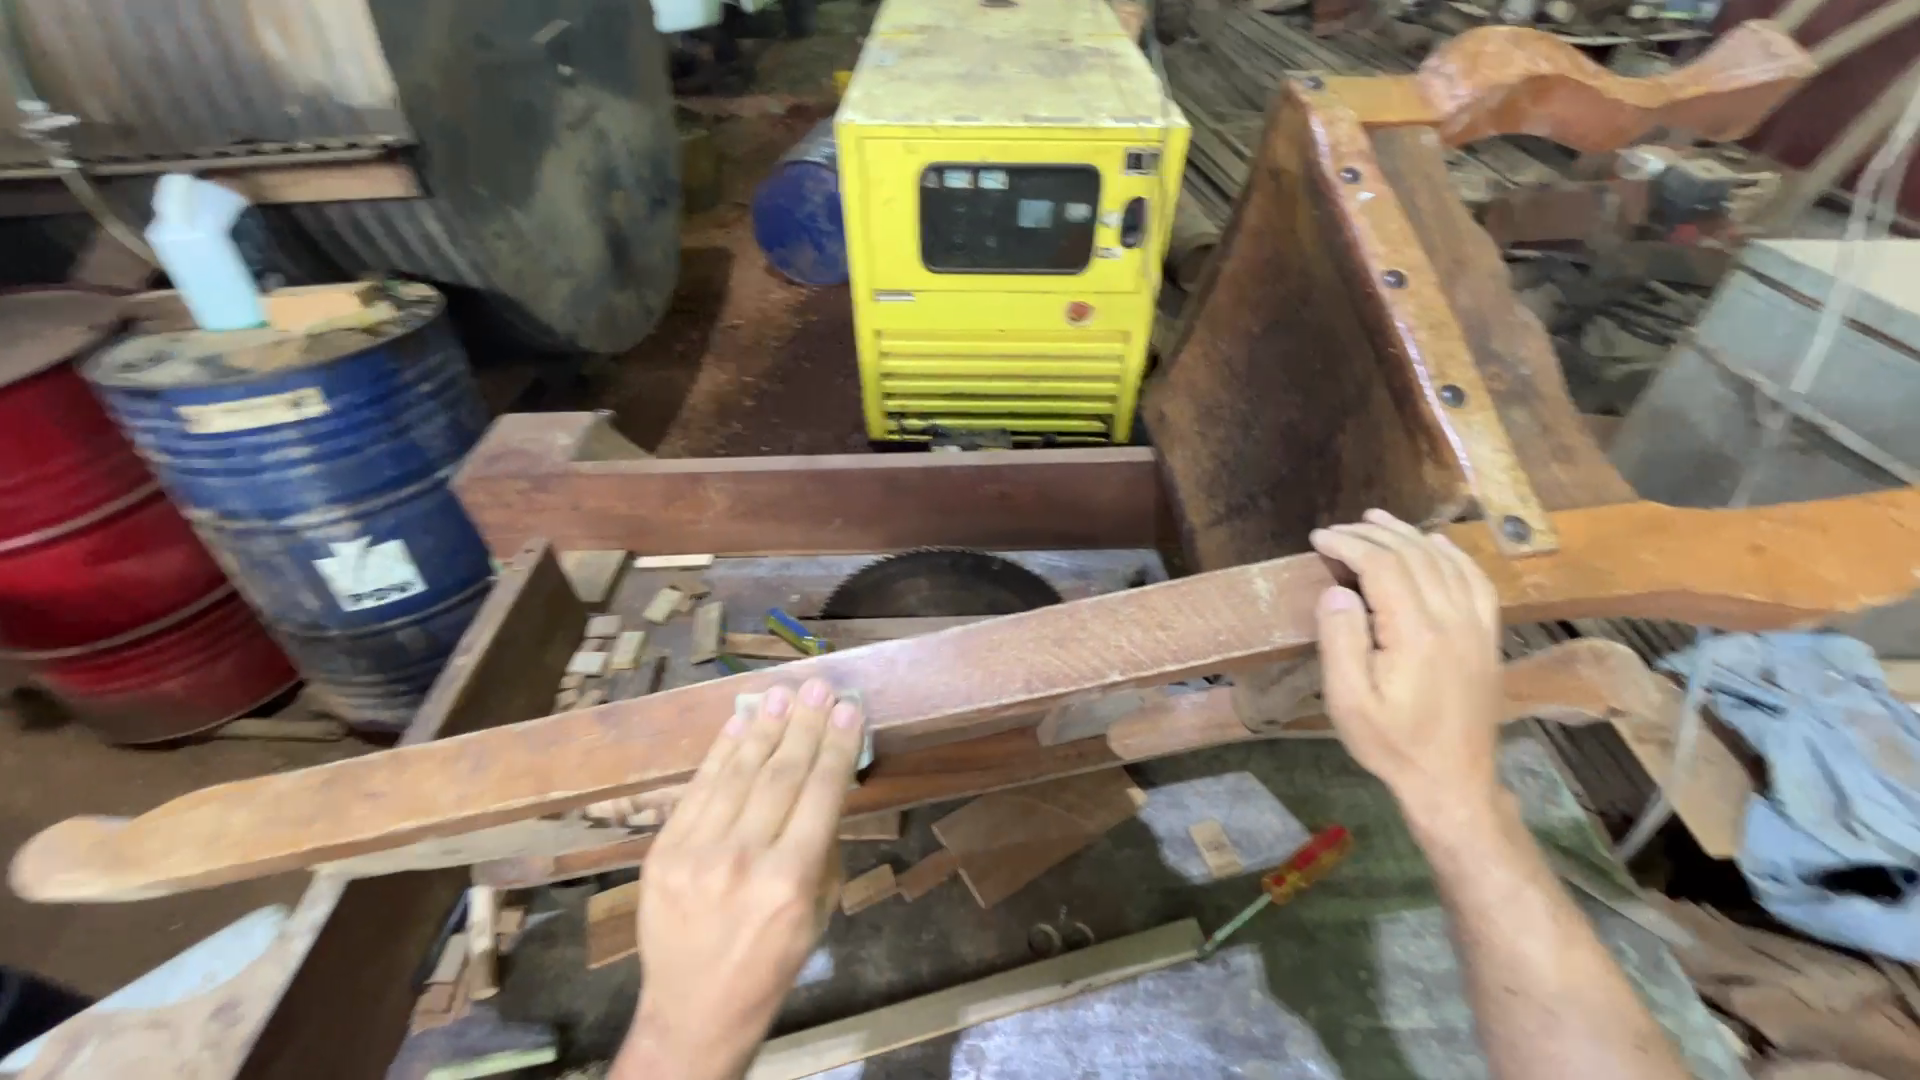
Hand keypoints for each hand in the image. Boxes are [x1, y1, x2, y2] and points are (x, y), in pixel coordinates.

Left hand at [617, 678, 865, 1079]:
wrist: (693, 1010)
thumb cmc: (771, 964)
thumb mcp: (818, 911)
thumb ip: (822, 844)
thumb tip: (825, 780)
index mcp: (790, 881)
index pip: (821, 792)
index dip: (837, 745)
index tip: (850, 709)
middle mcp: (743, 860)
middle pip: (781, 773)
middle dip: (805, 724)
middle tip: (820, 686)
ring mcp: (696, 852)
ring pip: (739, 772)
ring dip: (764, 727)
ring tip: (782, 693)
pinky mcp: (663, 850)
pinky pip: (699, 788)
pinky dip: (722, 750)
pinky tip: (739, 722)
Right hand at [1309, 510, 1503, 827]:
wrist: (1452, 780)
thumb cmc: (1391, 744)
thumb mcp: (1348, 701)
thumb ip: (1341, 641)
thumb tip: (1337, 591)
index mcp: (1416, 634)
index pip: (1383, 566)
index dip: (1349, 545)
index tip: (1318, 539)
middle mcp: (1453, 620)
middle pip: (1414, 555)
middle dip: (1372, 535)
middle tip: (1337, 530)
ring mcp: (1477, 628)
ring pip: (1445, 561)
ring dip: (1409, 535)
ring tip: (1377, 521)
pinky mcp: (1488, 638)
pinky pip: (1476, 581)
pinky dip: (1453, 555)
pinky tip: (1436, 544)